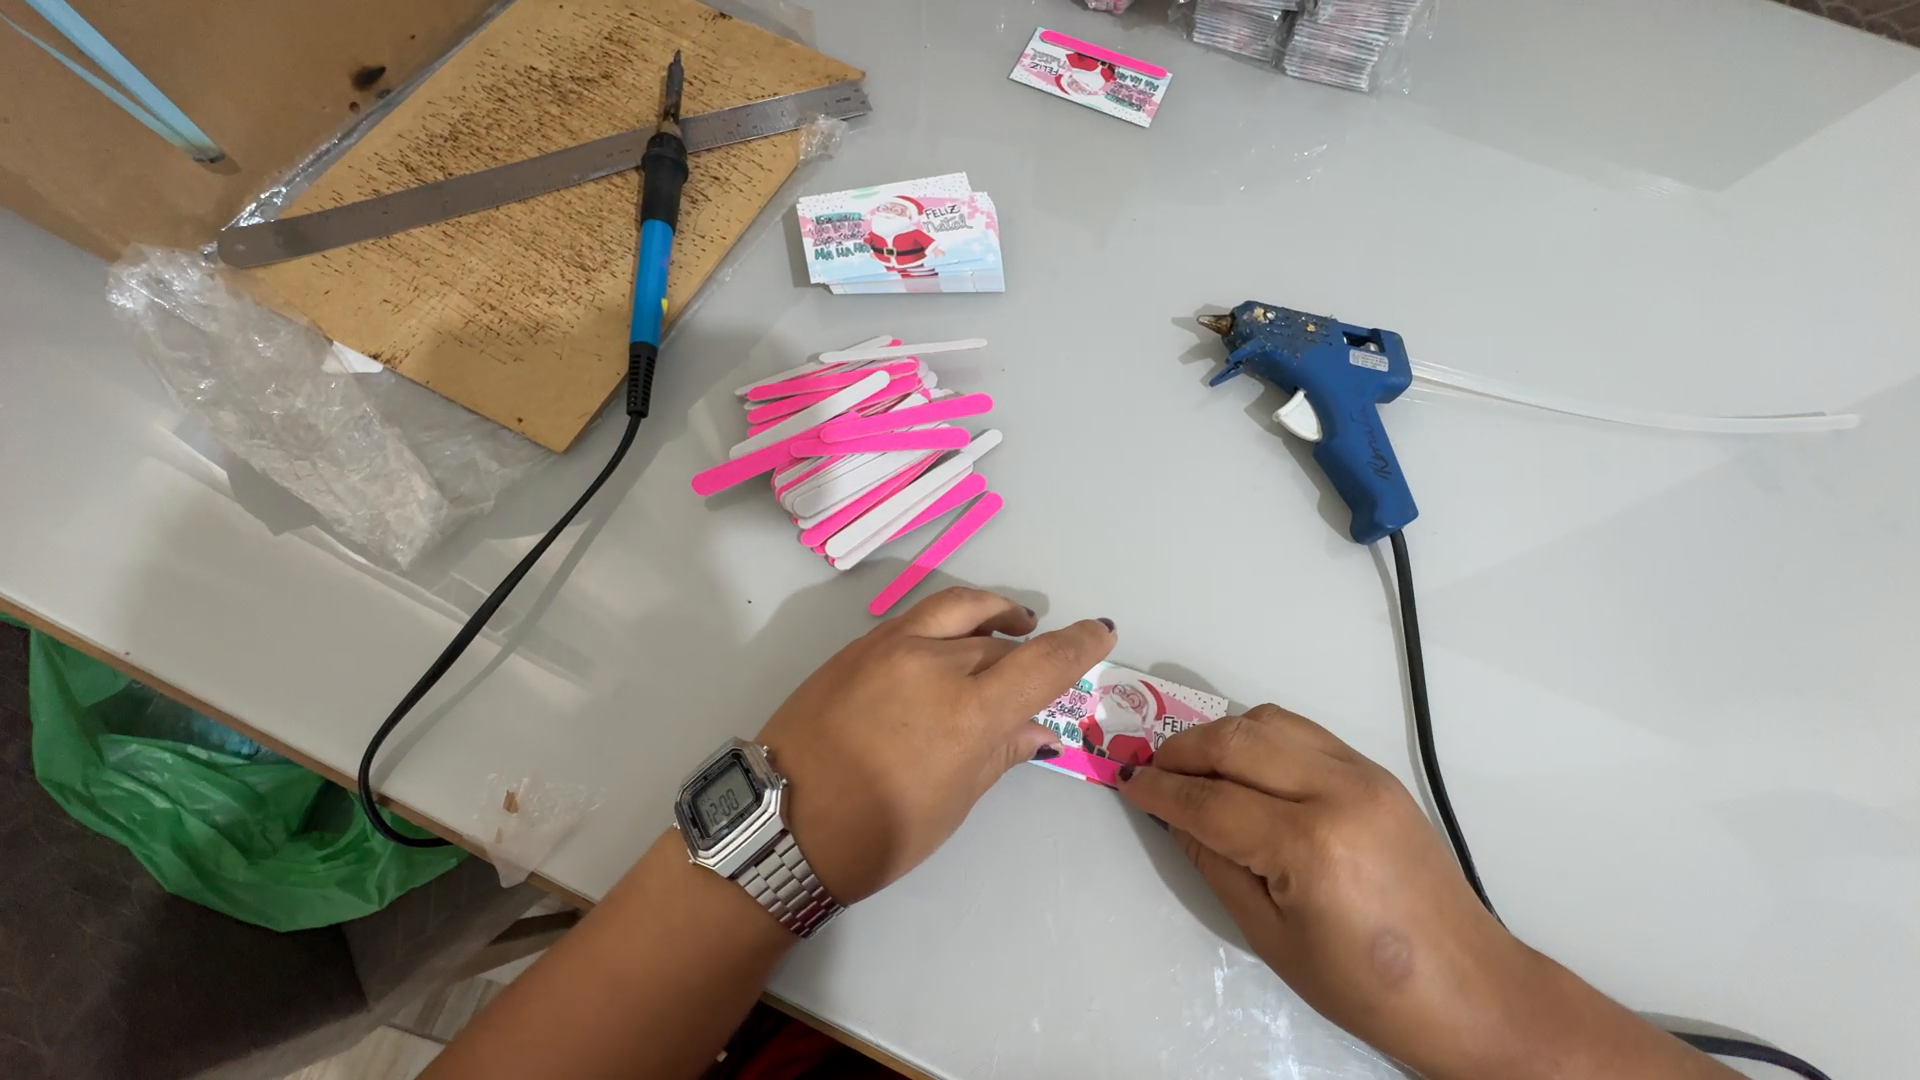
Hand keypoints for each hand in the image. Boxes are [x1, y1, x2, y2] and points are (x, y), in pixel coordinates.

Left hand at [757, 587, 1114, 905]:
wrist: (781, 822)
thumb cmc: (876, 834)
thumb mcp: (951, 803)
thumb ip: (999, 753)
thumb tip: (1036, 729)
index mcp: (966, 713)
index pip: (1040, 663)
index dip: (1078, 645)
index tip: (1100, 631)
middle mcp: (934, 665)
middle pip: (1000, 643)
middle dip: (1028, 654)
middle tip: (1040, 669)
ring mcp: (891, 647)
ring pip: (960, 611)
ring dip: (994, 614)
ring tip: (1012, 622)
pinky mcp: (860, 645)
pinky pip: (919, 618)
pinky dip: (951, 619)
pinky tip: (954, 638)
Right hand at [1115, 705, 1538, 1077]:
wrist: (1472, 990)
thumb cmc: (1365, 985)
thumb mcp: (1270, 935)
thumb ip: (1213, 862)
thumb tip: (1172, 814)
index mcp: (1310, 846)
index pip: (1210, 802)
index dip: (1160, 791)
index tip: (1127, 783)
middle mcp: (1337, 793)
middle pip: (1235, 742)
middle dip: (1181, 751)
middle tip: (1151, 768)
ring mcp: (1363, 774)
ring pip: (1267, 721)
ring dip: (1218, 735)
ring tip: (1192, 762)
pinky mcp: (1376, 772)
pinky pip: (1301, 730)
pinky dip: (1259, 735)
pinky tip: (1242, 762)